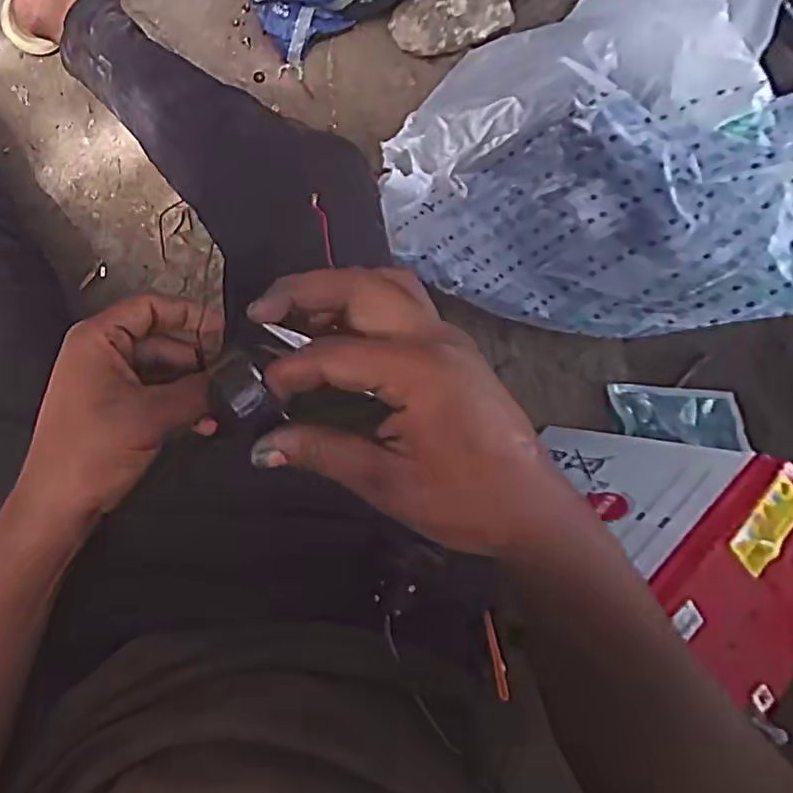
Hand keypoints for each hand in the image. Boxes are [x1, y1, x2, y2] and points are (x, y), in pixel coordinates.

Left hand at [13, 293, 219, 530]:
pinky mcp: (112, 407)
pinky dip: (178, 403)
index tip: (221, 330)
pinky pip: (152, 393)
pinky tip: (203, 419)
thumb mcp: (152, 416)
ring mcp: (104, 381)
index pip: (150, 307)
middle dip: (196, 357)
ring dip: (191, 385)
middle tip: (229, 372)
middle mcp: (98, 353)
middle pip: (160, 339)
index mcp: (96, 339)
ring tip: (220, 401)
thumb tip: (229, 378)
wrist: (58, 505)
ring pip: (160, 369)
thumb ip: (197, 391)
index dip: (189, 315)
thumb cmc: (84, 456)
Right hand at [247, 268, 567, 553]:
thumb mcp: (385, 482)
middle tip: (259, 311)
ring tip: (293, 311)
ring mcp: (446, 335)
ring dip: (334, 287)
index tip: (262, 389)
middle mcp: (435, 339)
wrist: (532, 510)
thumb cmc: (464, 501)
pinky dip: (358, 298)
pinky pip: (398, 299)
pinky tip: (335, 325)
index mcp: (420, 372)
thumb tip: (262, 447)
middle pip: (360, 287)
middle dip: (303, 291)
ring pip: (383, 282)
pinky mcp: (449, 344)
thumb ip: (321, 451)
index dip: (291, 368)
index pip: (336, 353)